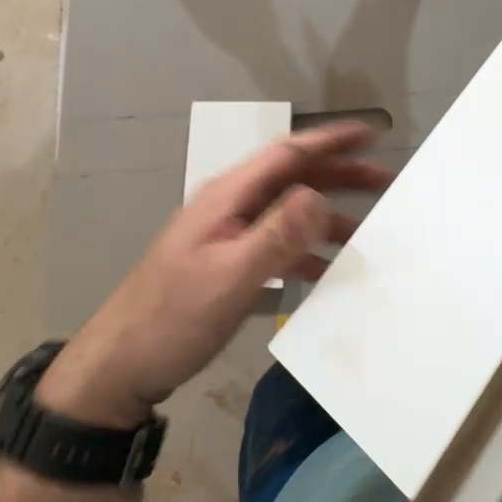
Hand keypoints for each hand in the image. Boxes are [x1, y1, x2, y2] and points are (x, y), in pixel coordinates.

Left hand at [34, 122, 391, 426]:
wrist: (118, 367)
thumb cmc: (172, 319)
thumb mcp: (230, 277)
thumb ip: (277, 236)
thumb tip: (321, 196)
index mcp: (227, 198)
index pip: (286, 155)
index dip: (328, 141)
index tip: (369, 134)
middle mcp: (228, 208)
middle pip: (290, 179)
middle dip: (337, 175)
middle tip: (383, 181)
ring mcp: (225, 236)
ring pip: (286, 213)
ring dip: (325, 217)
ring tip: (366, 231)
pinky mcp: (225, 265)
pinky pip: (275, 246)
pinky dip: (304, 252)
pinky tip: (326, 271)